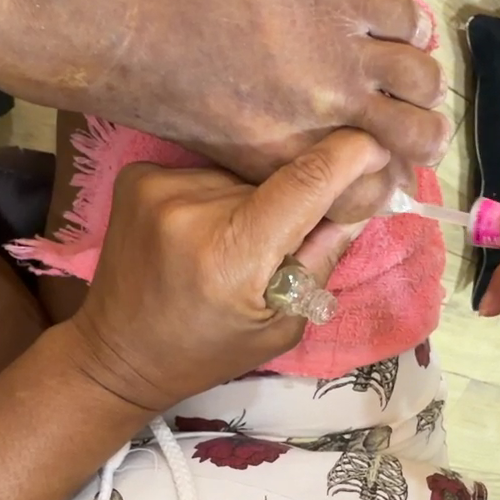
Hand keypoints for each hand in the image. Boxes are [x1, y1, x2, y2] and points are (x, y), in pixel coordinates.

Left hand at [67, 130, 388, 411]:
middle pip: (273, 180)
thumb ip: (320, 262)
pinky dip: (215, 195)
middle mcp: (192, 208)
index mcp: (232, 255)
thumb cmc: (207, 352)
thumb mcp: (280, 327)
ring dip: (251, 199)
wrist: (119, 353)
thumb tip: (359, 203)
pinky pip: (203, 171)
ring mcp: (158, 186)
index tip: (380, 145)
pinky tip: (200, 231)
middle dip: (293, 202)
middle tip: (281, 242)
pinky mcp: (137, 176)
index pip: (304, 183)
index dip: (350, 157)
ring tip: (231, 242)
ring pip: (237, 174)